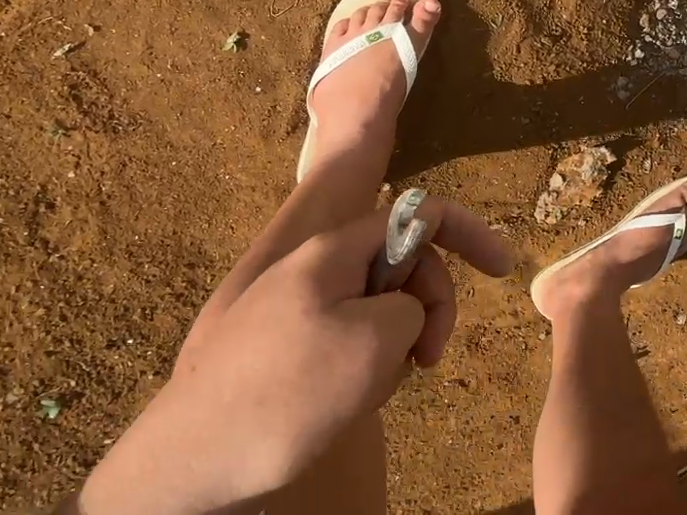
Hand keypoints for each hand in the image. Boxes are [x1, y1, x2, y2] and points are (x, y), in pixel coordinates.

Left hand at [77, 198, 512, 514]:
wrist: (183, 473)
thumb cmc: (289, 393)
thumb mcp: (380, 337)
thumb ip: (415, 301)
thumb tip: (404, 310)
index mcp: (333, 250)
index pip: (422, 214)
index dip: (471, 233)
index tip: (503, 271)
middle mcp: (312, 269)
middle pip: (403, 263)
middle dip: (431, 305)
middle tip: (431, 358)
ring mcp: (291, 308)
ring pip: (378, 304)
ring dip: (398, 340)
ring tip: (379, 385)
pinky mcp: (278, 348)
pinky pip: (346, 334)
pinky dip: (366, 360)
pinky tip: (351, 396)